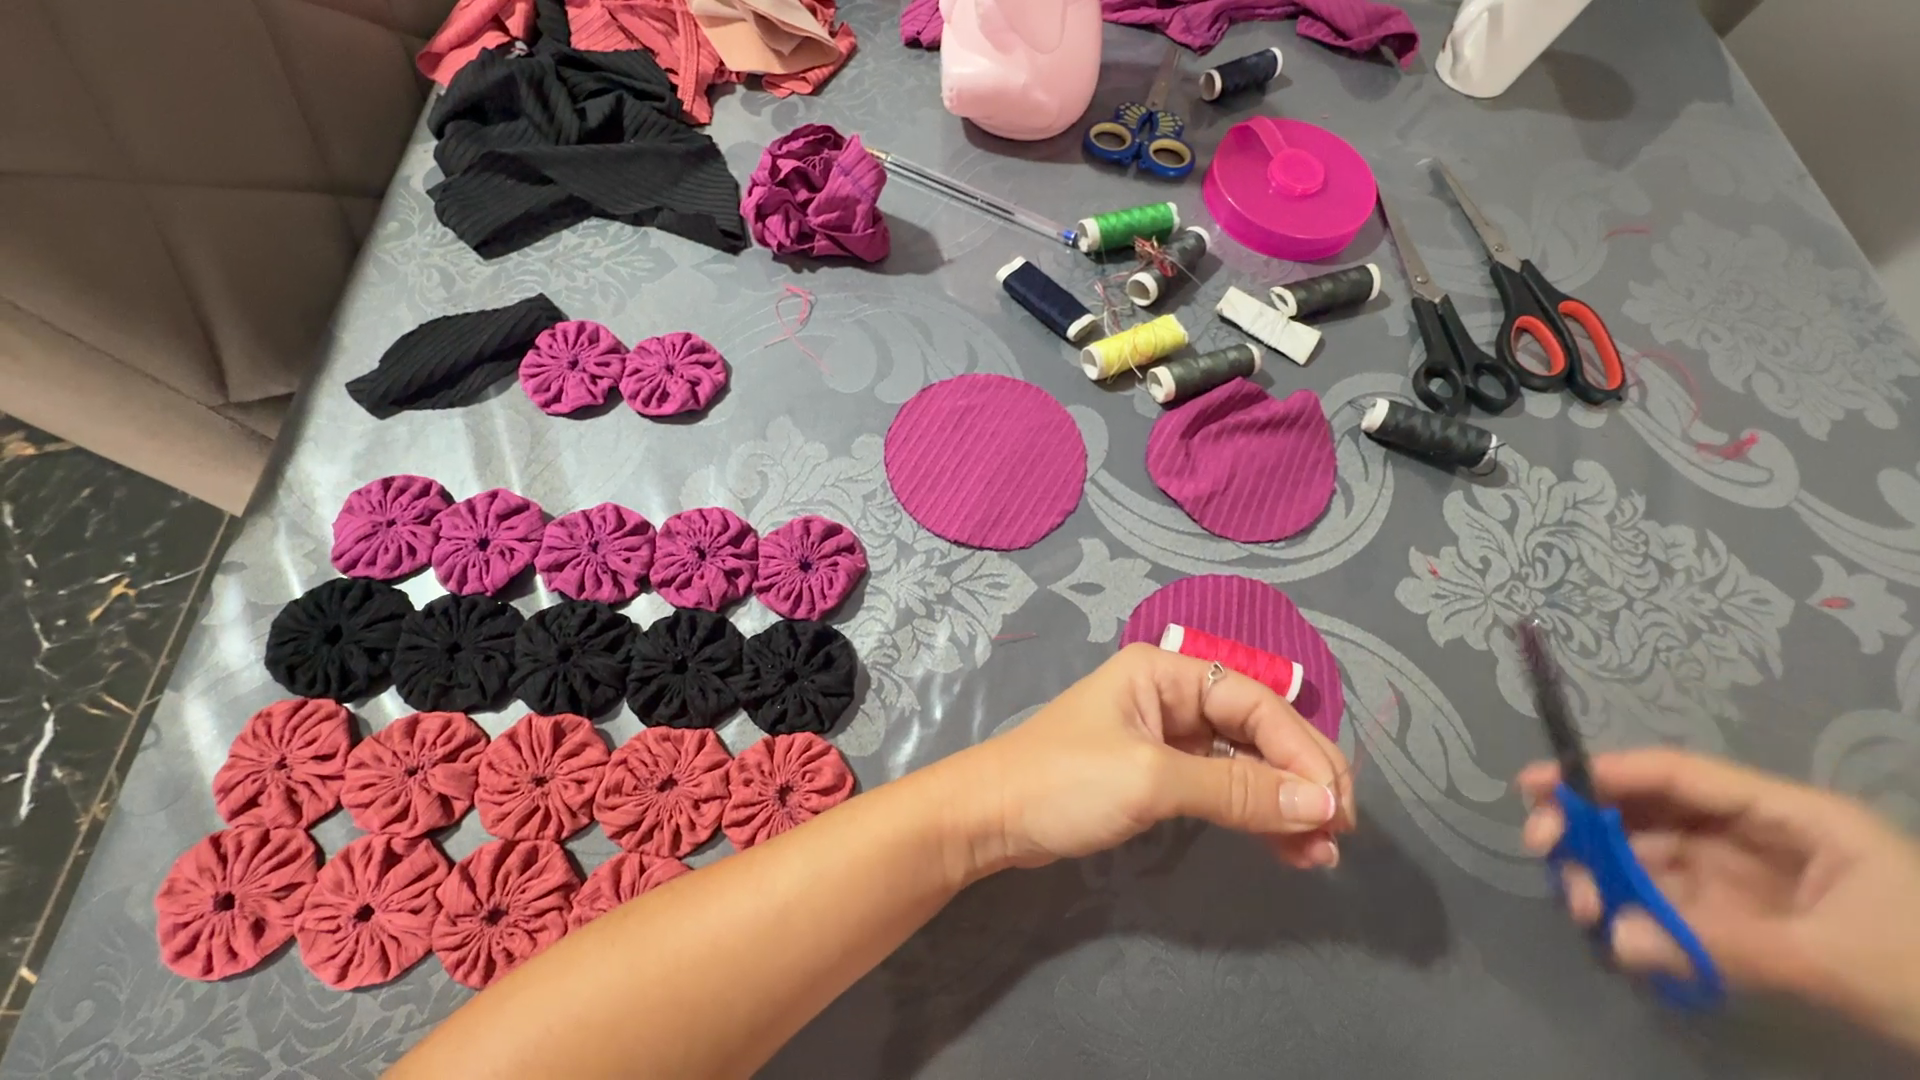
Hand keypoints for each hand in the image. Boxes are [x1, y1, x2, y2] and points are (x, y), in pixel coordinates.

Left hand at [941, 642, 1355, 876]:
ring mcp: (1165, 735)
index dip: (1302, 751)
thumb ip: (1236, 789)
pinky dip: (1252, 815)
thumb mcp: (1151, 781)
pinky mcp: (1158, 773)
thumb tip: (1321, 803)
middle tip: (1339, 830)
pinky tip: (1286, 846)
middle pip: (1257, 729)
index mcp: (1165, 671)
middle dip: (1299, 777)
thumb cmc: (1062, 783)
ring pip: (1244, 761)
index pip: (1256, 702)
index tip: (1338, 806)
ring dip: (1282, 802)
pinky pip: (1220, 786)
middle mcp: (1171, 694)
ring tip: (1320, 851)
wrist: (990, 819)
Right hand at [1519, 748, 1919, 1048]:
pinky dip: (1634, 918)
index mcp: (1791, 817)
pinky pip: (1667, 908)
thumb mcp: (1844, 961)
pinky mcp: (1741, 925)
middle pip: (1652, 814)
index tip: (1537, 785)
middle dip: (1590, 829)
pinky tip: (1618, 937)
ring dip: (1605, 878)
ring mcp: (1747, 883)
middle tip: (1544, 851)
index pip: (1680, 776)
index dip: (1605, 772)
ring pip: (1650, 861)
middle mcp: (1757, 838)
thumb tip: (1619, 941)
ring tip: (1584, 911)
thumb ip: (1727, 947)